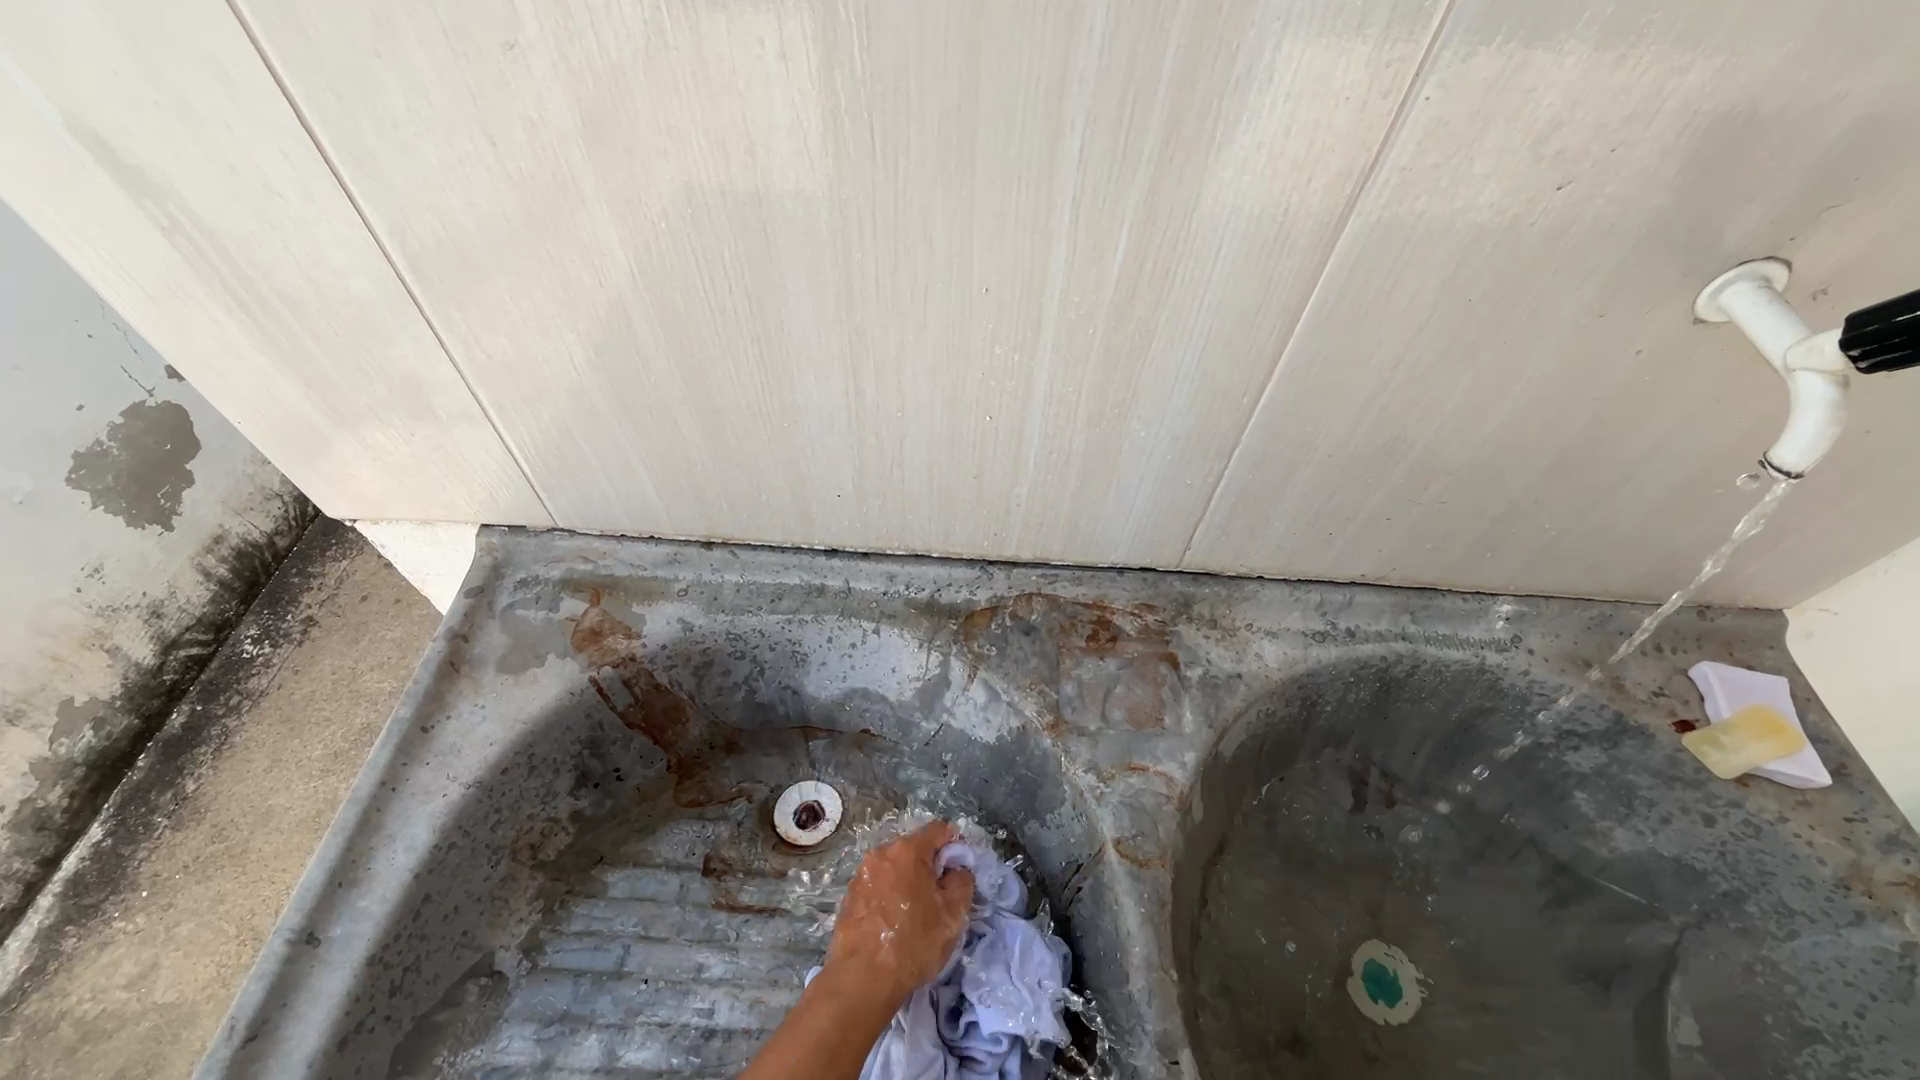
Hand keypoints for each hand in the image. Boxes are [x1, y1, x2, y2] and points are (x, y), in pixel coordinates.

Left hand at [823, 821, 974, 1007]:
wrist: (861, 980)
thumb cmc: (913, 943)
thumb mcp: (953, 915)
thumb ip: (962, 881)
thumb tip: (957, 868)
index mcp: (907, 851)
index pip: (939, 830)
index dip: (956, 845)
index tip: (962, 869)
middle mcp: (880, 854)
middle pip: (915, 847)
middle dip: (932, 865)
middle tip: (942, 896)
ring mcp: (861, 874)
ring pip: (895, 867)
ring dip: (910, 880)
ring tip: (918, 912)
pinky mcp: (849, 896)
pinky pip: (879, 885)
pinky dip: (891, 894)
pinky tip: (895, 922)